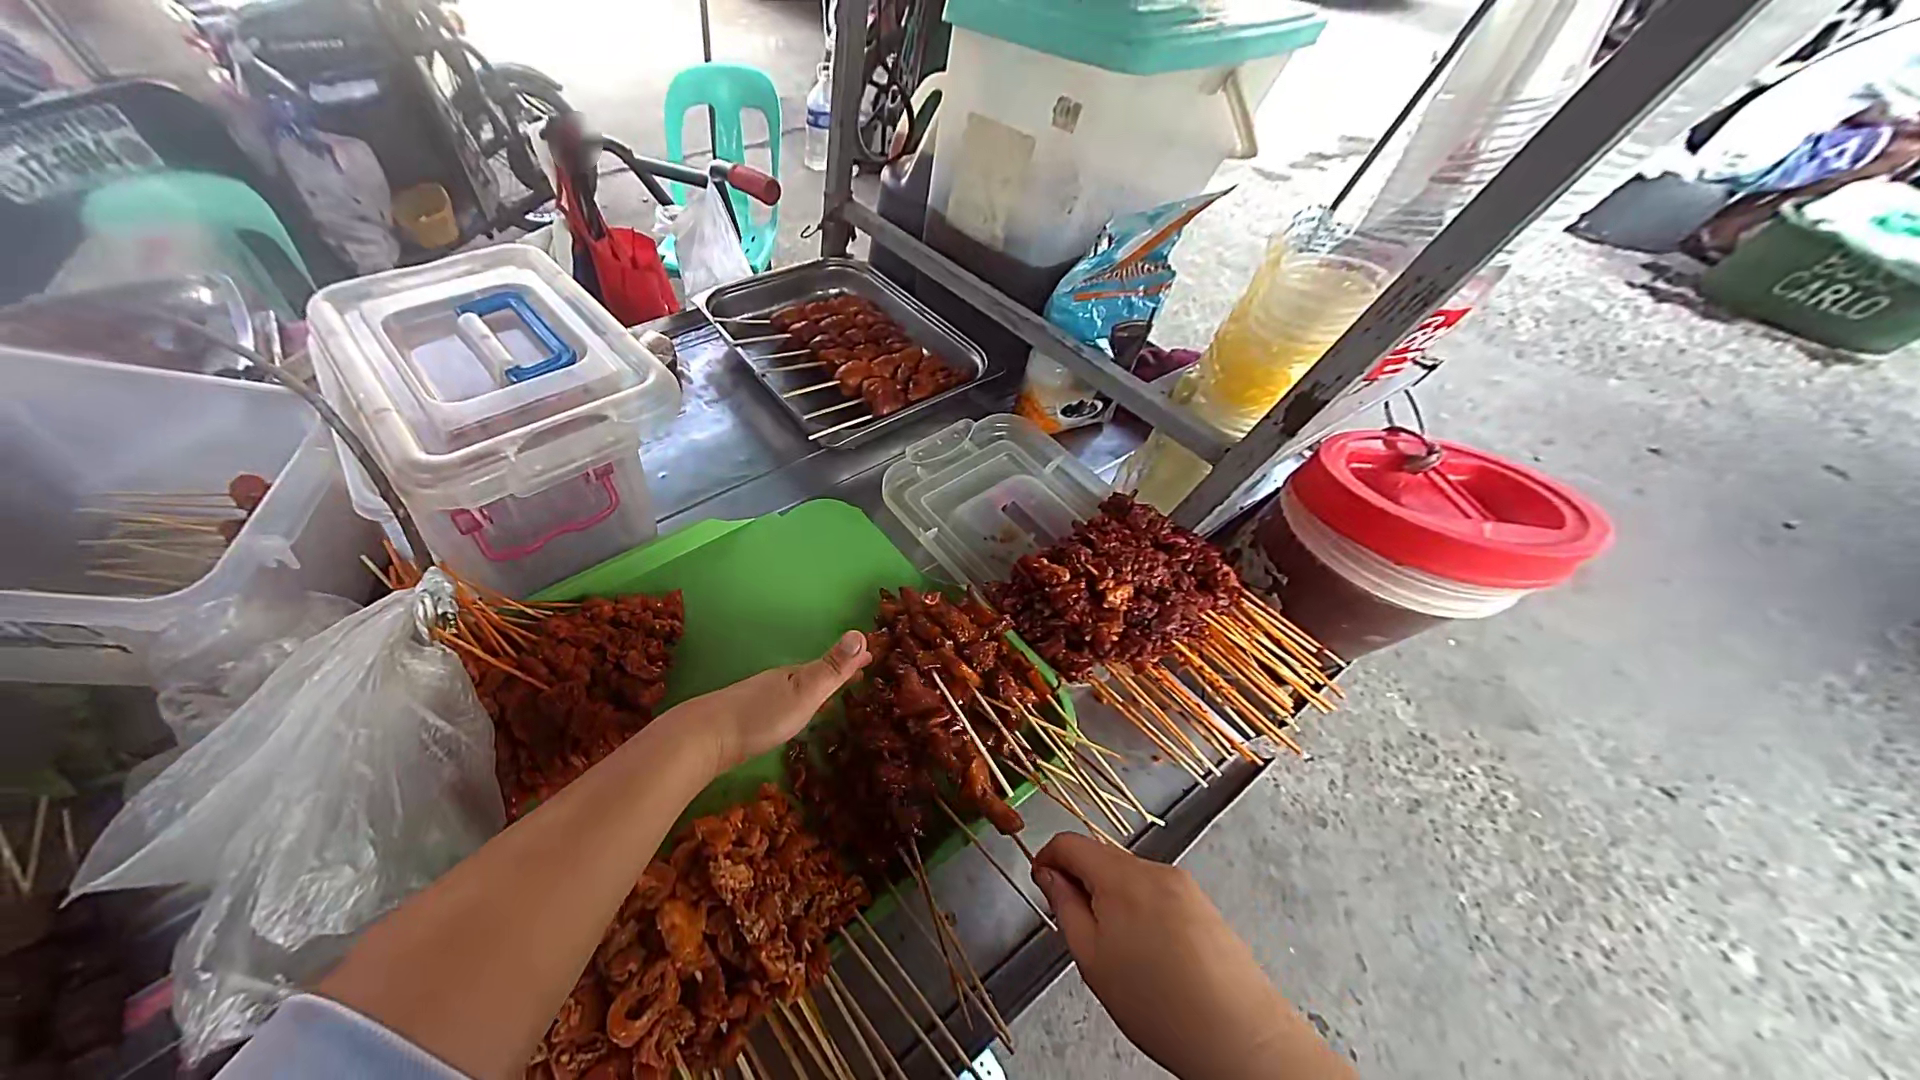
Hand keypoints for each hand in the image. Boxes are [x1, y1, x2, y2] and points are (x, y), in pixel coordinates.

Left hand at [653, 630, 870, 774]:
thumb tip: (861, 633)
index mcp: (796, 674)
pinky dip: (800, 701)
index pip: (832, 662)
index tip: (874, 653)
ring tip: (835, 691)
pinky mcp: (747, 717)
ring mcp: (761, 697)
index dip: (853, 659)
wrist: (703, 738)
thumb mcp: (805, 691)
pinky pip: (784, 701)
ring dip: (819, 685)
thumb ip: (832, 667)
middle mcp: (780, 681)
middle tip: (862, 668)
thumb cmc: (761, 716)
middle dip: (839, 669)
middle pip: (815, 671)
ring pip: (798, 686)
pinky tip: (795, 712)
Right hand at [1032, 834, 1354, 1079]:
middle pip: (1101, 856)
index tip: (1041, 877)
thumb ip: (1064, 906)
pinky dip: (1141, 909)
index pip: (1070, 842)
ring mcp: (1181, 883)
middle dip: (1082, 881)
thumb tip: (1049, 875)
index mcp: (1120, 877)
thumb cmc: (1164, 1006)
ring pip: (1129, 875)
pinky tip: (1149, 953)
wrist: (1240, 1035)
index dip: (1048, 856)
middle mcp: (1153, 869)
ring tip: (1119, 951)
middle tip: (1077, 924)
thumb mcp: (1091, 958)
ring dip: (1112, 897)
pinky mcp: (1201, 901)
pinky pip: (1156, 890)